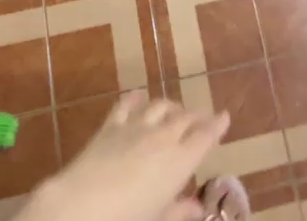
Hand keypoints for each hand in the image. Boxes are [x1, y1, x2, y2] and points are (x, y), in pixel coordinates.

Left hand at [17, 93, 230, 220]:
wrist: (81, 206)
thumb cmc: (127, 219)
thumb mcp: (158, 219)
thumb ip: (179, 211)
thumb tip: (198, 208)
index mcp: (179, 161)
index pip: (205, 137)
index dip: (217, 125)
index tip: (224, 116)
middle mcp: (162, 137)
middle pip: (186, 118)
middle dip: (198, 115)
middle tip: (205, 116)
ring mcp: (136, 126)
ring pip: (161, 106)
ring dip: (172, 106)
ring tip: (176, 110)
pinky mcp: (111, 124)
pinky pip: (128, 104)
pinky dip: (137, 99)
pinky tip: (140, 98)